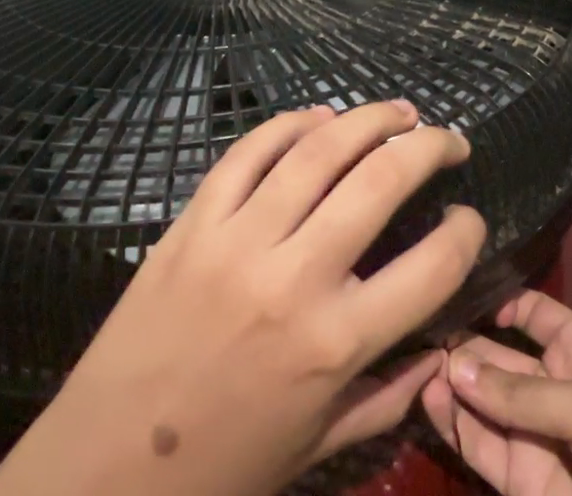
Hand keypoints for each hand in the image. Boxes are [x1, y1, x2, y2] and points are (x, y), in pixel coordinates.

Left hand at [0, 101, 484, 495]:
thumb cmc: (224, 465)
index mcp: (337, 343)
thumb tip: (440, 351)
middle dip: (430, 148)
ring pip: (317, 152)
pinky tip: (319, 118)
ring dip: (369, 120)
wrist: (104, 469)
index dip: (466, 232)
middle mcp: (295, 279)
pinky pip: (247, 155)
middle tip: (451, 139)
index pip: (434, 265)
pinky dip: (289, 125)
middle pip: (381, 182)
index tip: (468, 220)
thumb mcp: (322, 444)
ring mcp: (237, 243)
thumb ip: (390, 394)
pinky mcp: (191, 225)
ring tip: (400, 112)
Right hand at [422, 290, 571, 495]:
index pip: (538, 316)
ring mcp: (534, 436)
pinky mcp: (520, 479)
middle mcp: (553, 388)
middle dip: (464, 346)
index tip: (460, 295)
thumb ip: (522, 393)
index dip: (504, 303)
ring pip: (483, 401)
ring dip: (452, 384)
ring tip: (416, 365)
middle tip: (419, 333)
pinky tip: (429, 400)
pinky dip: (453, 425)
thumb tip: (455, 368)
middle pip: (500, 357)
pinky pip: (480, 446)